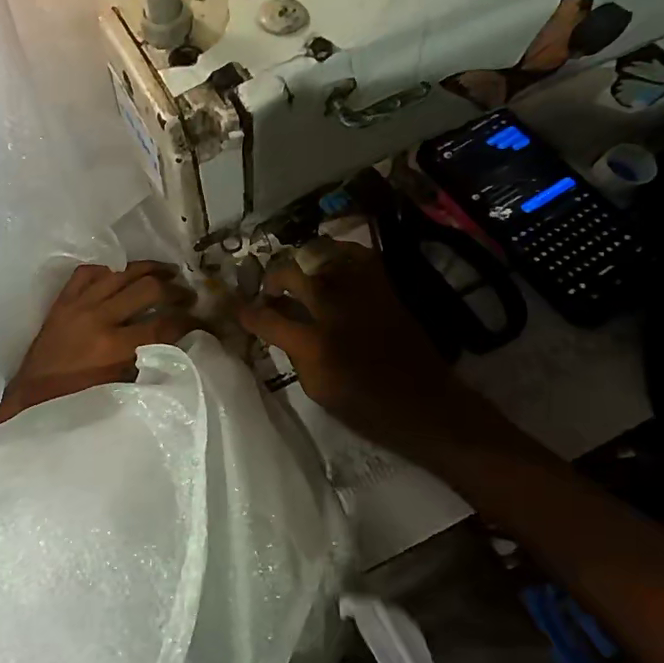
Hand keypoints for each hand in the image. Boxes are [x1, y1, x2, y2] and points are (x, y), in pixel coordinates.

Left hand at [0, 261, 198, 418]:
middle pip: (147, 289)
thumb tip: (176, 343)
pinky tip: (122, 273)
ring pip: (121, 272)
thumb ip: (147, 362)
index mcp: (112, 347)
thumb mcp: (119, 388)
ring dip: (149, 269)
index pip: (162, 324)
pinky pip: (89, 272)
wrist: (31, 397)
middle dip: (175, 290)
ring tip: (168, 272)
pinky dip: (109, 269)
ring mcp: (78, 303)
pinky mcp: (62, 299)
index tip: (202, 321)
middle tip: (189, 294)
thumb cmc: (77, 401)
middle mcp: (97, 317)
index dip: (188, 321)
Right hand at [238, 241, 502, 457]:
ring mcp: (360, 292)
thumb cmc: (367, 409)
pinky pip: (355, 253)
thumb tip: (279, 330)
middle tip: (270, 292)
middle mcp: (334, 309)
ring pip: (319, 254)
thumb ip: (294, 354)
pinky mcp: (382, 285)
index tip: (238, 310)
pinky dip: (337, 254)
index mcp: (314, 344)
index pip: (267, 318)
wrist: (424, 404)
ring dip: (302, 264)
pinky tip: (330, 267)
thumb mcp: (317, 391)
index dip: (247, 313)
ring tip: (299, 277)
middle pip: (290, 274)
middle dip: (272, 280)